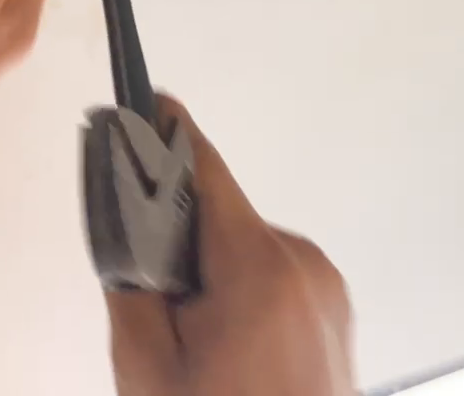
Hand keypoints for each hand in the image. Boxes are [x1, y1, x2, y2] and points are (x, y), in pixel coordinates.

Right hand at [107, 97, 353, 395]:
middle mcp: (304, 263)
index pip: (204, 169)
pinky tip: (221, 339)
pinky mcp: (335, 310)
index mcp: (260, 268)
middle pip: (218, 210)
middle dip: (174, 227)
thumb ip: (130, 278)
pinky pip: (268, 269)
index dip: (167, 129)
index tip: (140, 99)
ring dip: (204, 262)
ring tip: (189, 332)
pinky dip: (234, 282)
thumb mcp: (146, 364)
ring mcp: (328, 288)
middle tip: (150, 287)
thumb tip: (127, 215)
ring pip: (240, 242)